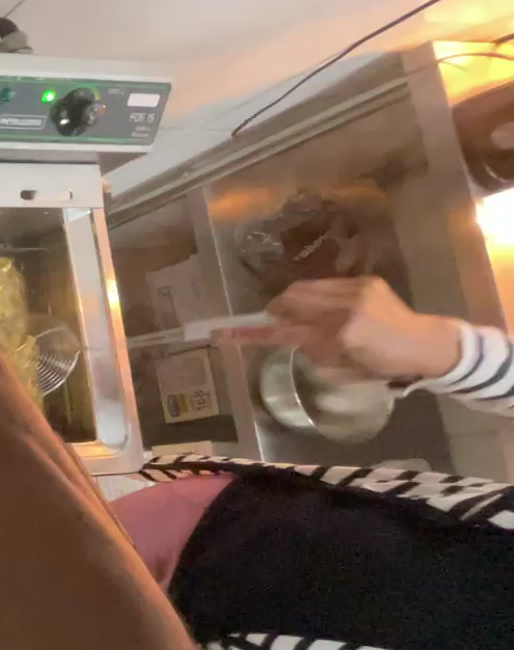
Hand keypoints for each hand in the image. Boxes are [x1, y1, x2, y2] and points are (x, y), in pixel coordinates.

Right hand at [221, 277, 460, 380]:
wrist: (428, 345)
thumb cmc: (379, 364)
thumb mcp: (338, 367)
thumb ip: (309, 349)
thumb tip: (290, 336)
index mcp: (339, 334)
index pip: (282, 332)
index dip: (249, 334)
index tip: (221, 334)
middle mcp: (347, 308)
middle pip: (289, 300)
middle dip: (278, 311)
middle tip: (278, 322)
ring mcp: (358, 291)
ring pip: (303, 289)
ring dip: (295, 302)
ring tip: (305, 315)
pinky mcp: (366, 282)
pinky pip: (324, 285)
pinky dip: (316, 296)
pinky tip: (330, 309)